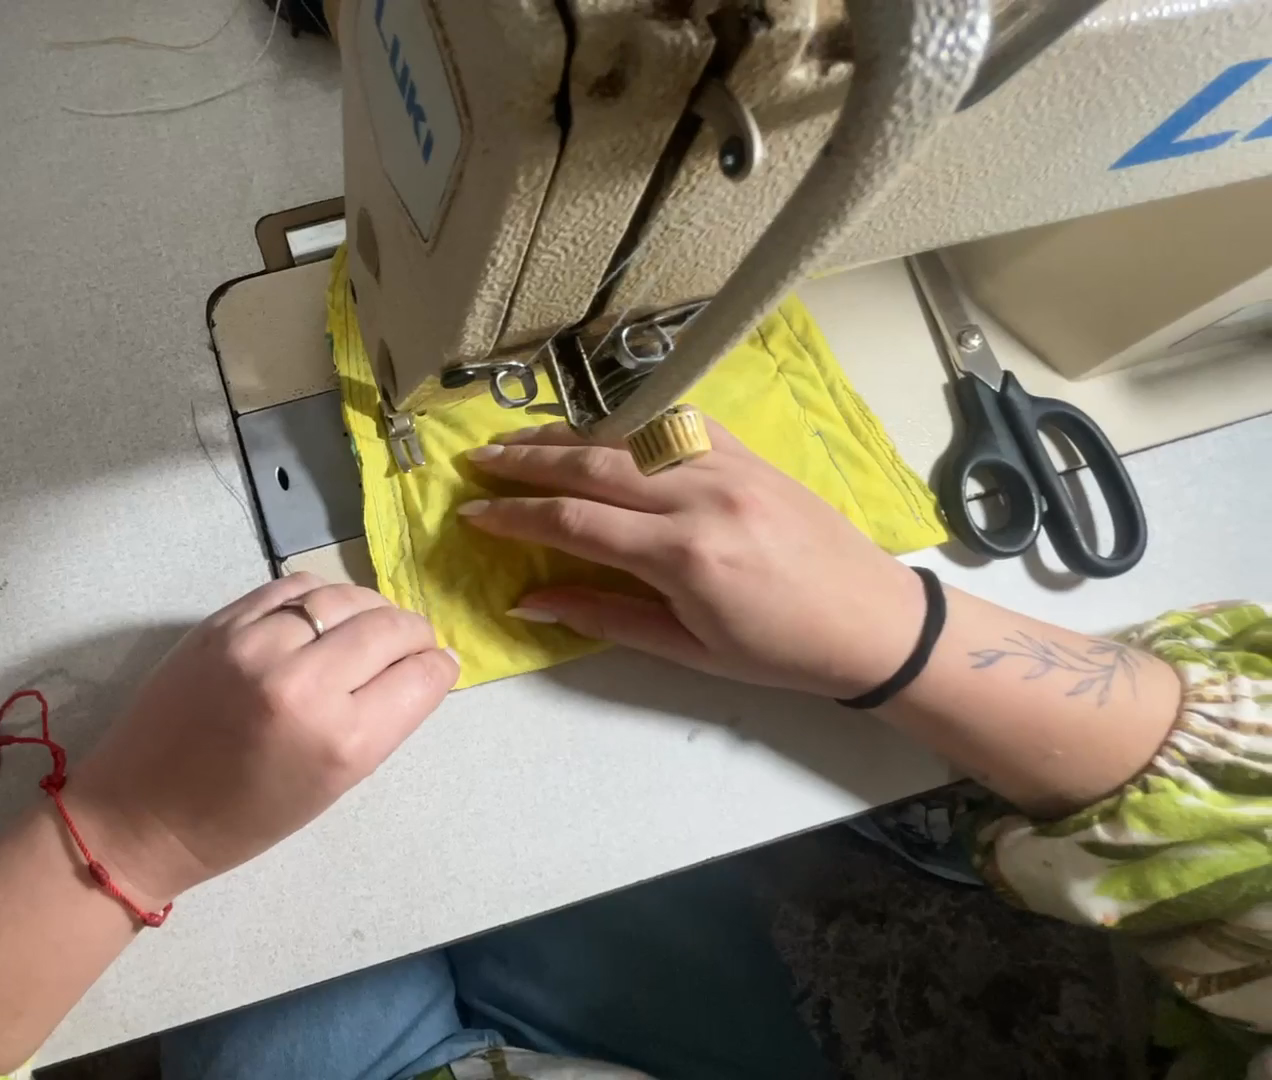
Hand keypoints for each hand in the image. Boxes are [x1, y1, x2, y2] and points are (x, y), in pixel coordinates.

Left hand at [64, 574, 456, 904]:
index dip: (438, 666)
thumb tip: (417, 669)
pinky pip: (292, 586)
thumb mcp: (330, 785)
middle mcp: (304, 682)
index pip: (419, 677)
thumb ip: (378, 721)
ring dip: (370, 607)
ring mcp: (257, 643)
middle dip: (414, 633)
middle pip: (388, 627)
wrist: (143, 811)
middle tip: (413, 643)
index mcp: (341, 742)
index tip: (439, 665)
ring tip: (370, 624)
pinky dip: (320, 594)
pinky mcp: (222, 622)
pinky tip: (323, 611)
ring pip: (343, 595)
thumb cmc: (243, 820)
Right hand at [458, 419, 922, 698]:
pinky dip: (622, 423)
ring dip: (562, 436)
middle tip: (476, 460)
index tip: (472, 514)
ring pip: (624, 437)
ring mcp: (725, 465)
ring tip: (515, 439)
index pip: (574, 522)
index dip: (514, 516)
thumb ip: (599, 615)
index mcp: (683, 555)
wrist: (876, 622)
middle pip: (589, 467)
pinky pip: (670, 424)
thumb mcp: (684, 649)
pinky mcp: (744, 453)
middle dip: (524, 462)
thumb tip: (525, 600)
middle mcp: (700, 496)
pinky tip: (592, 429)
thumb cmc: (776, 650)